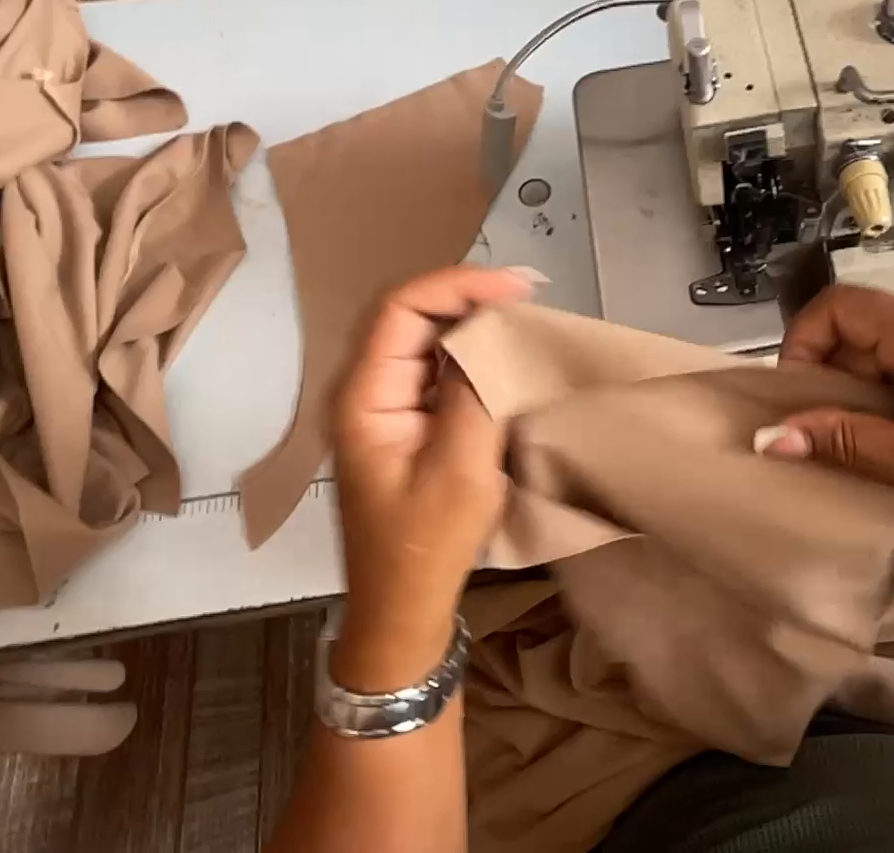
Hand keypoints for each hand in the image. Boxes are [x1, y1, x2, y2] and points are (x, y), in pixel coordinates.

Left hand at [328, 265, 535, 685]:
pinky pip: (435, 368)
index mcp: (365, 396)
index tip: (517, 287)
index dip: (458, 284)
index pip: (402, 308)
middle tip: (528, 293)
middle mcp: (367, 389)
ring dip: (471, 321)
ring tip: (523, 315)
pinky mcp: (406, 422)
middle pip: (410, 315)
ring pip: (424, 338)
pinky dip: (471, 352)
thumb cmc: (425, 546)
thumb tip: (487, 334)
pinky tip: (505, 354)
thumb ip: (473, 395)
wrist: (401, 608)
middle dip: (468, 294)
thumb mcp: (459, 470)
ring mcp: (385, 406)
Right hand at [760, 285, 893, 556]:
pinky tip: (891, 427)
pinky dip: (881, 387)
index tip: (795, 400)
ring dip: (855, 386)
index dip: (800, 346)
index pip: (836, 307)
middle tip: (825, 430)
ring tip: (860, 436)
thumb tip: (767, 438)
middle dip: (827, 375)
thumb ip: (842, 441)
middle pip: (853, 324)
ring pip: (874, 341)